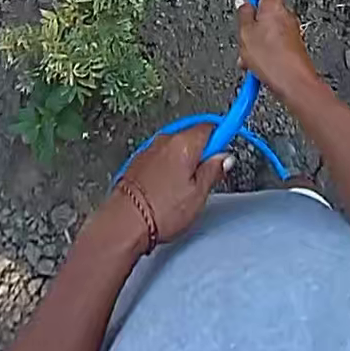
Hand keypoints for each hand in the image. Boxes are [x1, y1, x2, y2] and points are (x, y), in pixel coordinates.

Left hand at [110, 123, 229, 249]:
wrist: (124, 223)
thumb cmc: (159, 210)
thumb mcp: (197, 195)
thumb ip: (213, 171)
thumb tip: (225, 158)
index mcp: (184, 143)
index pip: (210, 128)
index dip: (221, 137)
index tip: (225, 147)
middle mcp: (166, 139)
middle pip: (192, 136)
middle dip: (202, 152)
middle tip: (205, 177)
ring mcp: (150, 148)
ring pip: (176, 147)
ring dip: (183, 160)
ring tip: (182, 189)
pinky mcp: (139, 160)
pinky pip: (161, 156)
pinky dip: (167, 166)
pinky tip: (166, 189)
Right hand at [235, 0, 319, 99]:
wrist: (294, 83)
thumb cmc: (273, 59)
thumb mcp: (246, 33)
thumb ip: (243, 14)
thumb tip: (242, 3)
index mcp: (274, 6)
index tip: (246, 1)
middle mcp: (286, 15)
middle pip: (266, 8)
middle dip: (252, 20)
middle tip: (244, 32)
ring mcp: (291, 31)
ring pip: (269, 27)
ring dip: (256, 38)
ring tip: (248, 55)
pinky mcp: (292, 46)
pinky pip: (275, 41)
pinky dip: (264, 49)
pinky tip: (257, 64)